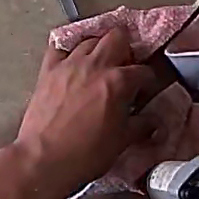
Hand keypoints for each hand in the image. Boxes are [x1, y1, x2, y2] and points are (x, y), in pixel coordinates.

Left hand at [15, 25, 155, 192]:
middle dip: (126, 48)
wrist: (44, 160)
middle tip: (126, 65)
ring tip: (102, 64)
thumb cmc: (86, 153)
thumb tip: (154, 122)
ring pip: (90, 39)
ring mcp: (70, 65)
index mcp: (119, 82)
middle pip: (117, 37)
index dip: (148, 80)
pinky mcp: (48, 71)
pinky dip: (68, 51)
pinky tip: (73, 60)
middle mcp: (96, 66)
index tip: (146, 89)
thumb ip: (142, 125)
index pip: (144, 71)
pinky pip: (59, 48)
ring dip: (99, 48)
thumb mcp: (122, 141)